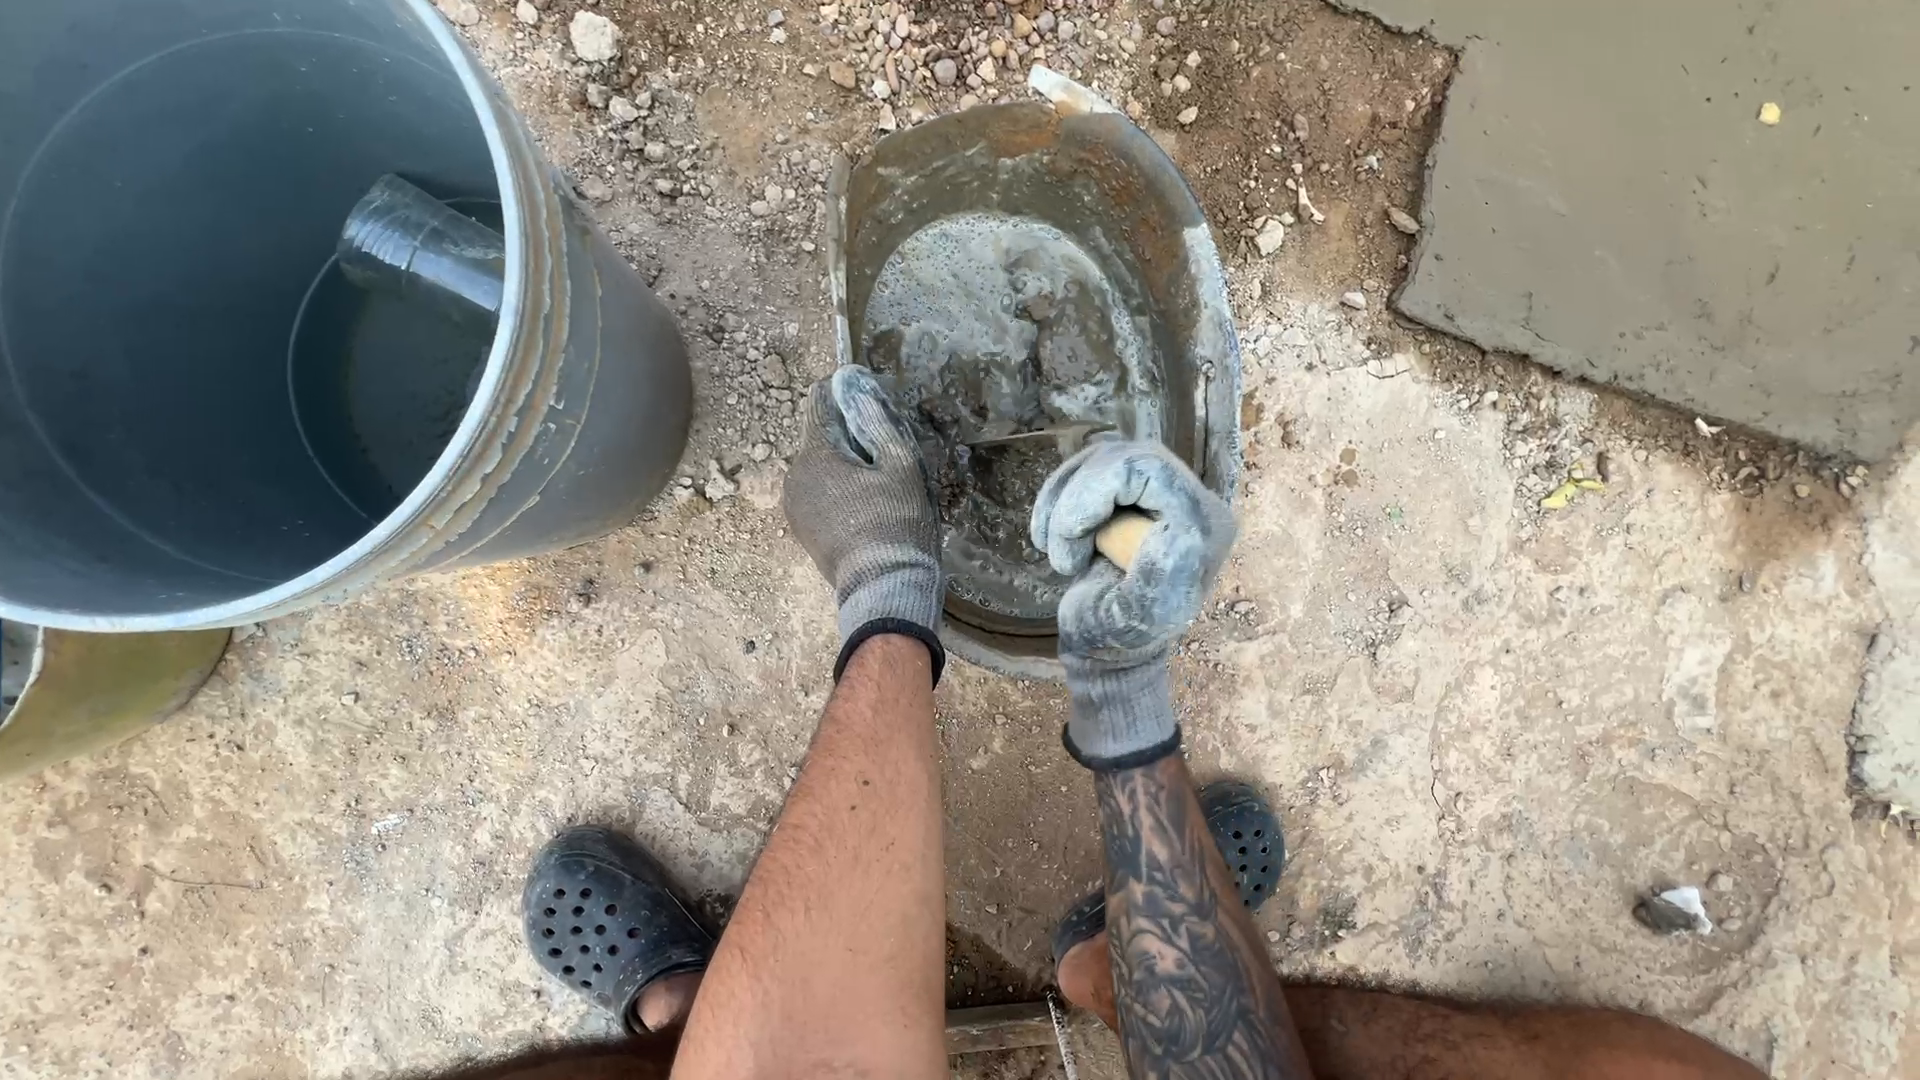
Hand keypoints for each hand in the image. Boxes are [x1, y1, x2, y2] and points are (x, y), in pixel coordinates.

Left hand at [784, 366, 945, 682]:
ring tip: (879, 479)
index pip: (819, 404)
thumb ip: (878, 421)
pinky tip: (865, 504)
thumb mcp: (900, 466)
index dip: (844, 394)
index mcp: (814, 455)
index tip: (870, 398)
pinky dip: (838, 491)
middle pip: (821, 438)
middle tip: (885, 447)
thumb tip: (858, 387)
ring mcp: (794, 506)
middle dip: (849, 436)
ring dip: (844, 465)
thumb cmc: (896, 522)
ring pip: (820, 468)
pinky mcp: (801, 529)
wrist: (884, 586)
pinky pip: (818, 495)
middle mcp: (794, 475)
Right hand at [1029, 440, 1235, 767]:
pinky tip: (1050, 536)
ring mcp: (1155, 494)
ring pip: (1100, 459)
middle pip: (1123, 457)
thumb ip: (1157, 579)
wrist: (1102, 649)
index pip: (1150, 469)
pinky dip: (1056, 498)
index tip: (1068, 535)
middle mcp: (1186, 500)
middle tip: (1059, 550)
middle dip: (1077, 498)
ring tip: (1057, 550)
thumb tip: (1175, 533)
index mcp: (1201, 525)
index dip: (1096, 488)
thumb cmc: (1120, 638)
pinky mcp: (1125, 495)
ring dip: (1063, 501)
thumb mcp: (1138, 619)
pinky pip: (1085, 471)